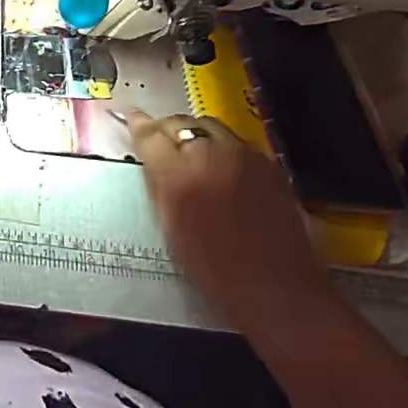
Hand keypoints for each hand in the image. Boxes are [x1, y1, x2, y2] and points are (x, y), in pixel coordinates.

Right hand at [127, 112, 334, 320]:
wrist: (276, 288)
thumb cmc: (216, 270)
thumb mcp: (169, 228)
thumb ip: (157, 185)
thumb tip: (149, 160)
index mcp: (179, 177)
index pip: (150, 134)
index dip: (137, 125)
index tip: (131, 119)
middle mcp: (212, 156)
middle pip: (179, 122)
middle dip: (165, 129)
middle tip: (158, 142)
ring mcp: (244, 156)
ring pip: (208, 125)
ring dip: (193, 133)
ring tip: (188, 152)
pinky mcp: (268, 163)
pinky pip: (234, 140)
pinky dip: (220, 145)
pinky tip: (219, 165)